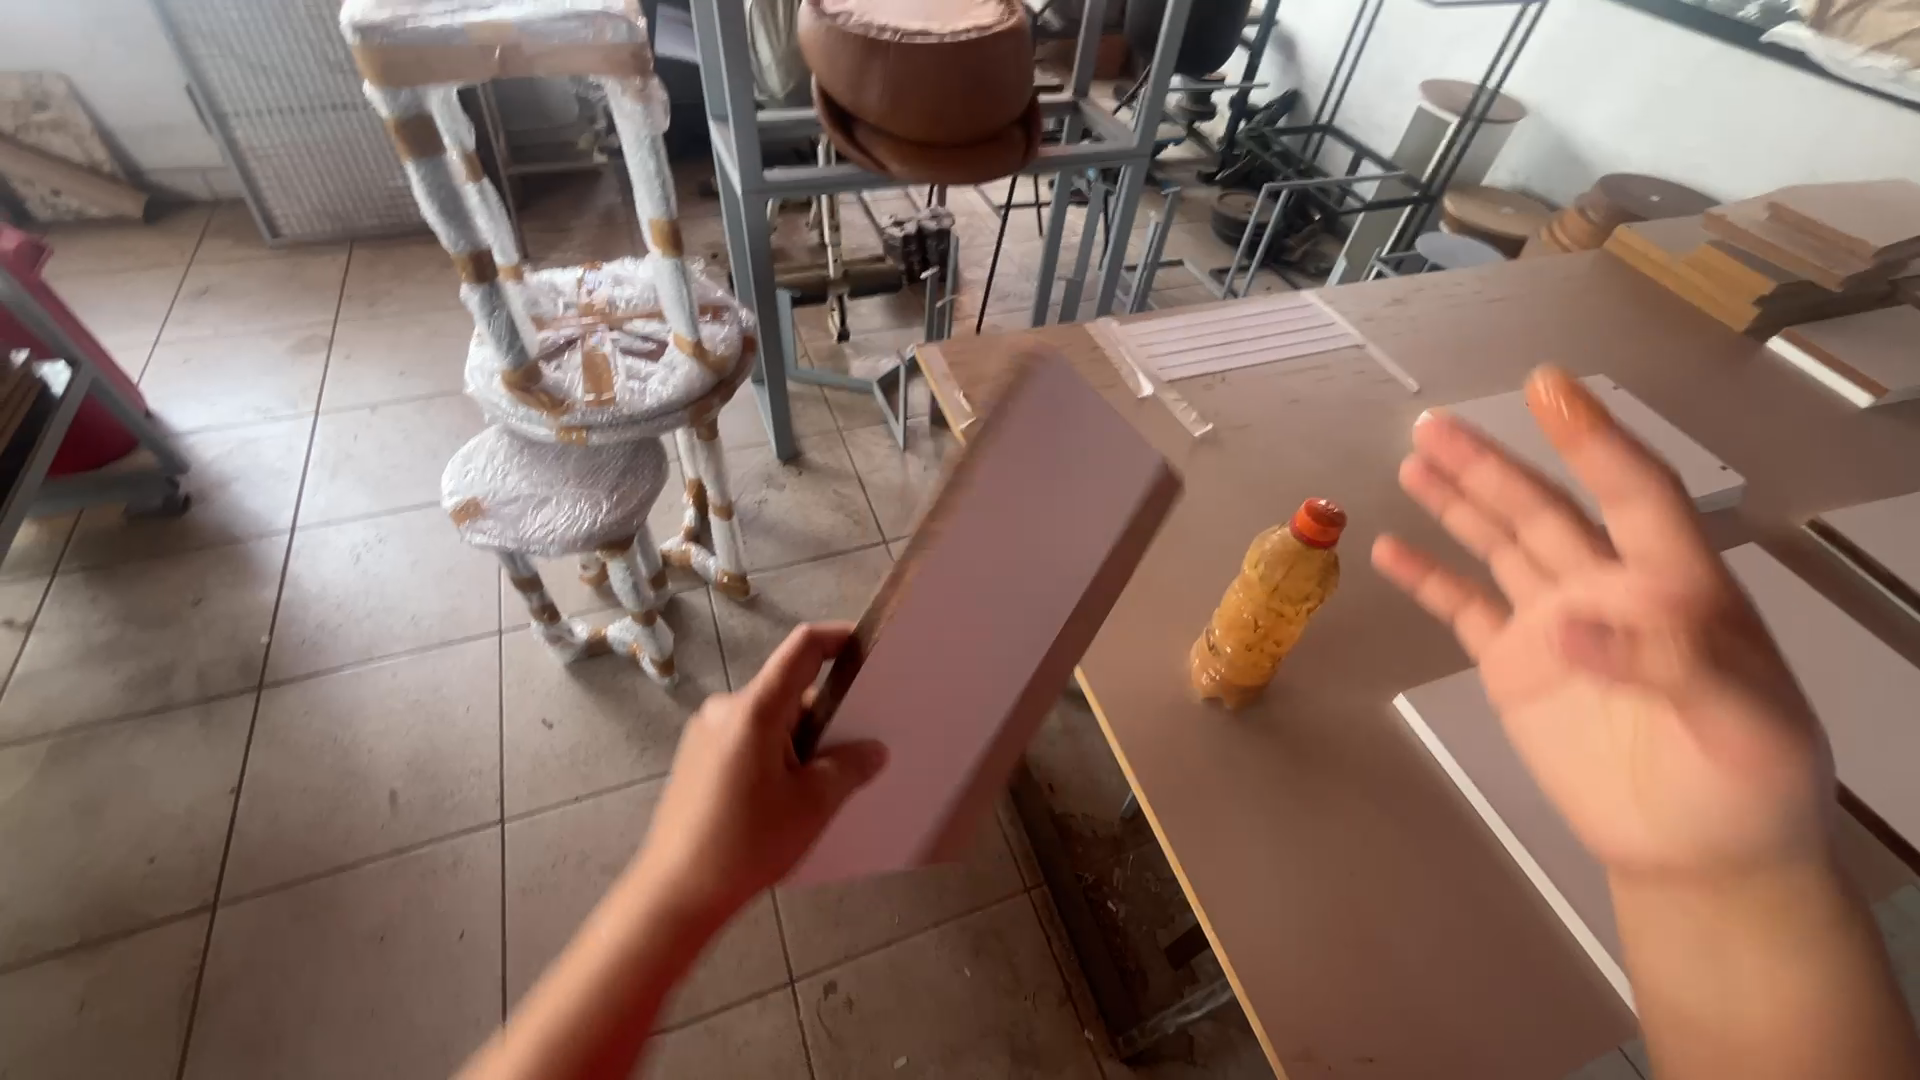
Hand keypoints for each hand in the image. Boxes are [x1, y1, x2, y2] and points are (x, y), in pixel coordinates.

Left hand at [632, 622, 887, 917]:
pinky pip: (747, 737)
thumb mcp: (813, 804)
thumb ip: (849, 766)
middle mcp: (725, 708)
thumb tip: (874, 750)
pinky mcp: (694, 757)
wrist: (675, 894)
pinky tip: (780, 796)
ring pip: (768, 718)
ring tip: (817, 783)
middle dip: (823, 713)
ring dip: (797, 738)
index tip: (865, 648)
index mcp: (756, 709)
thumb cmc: (748, 843)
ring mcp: (704, 732)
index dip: (836, 638)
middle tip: (852, 747)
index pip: (802, 649)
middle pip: (787, 691)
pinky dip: (772, 751)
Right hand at [1373, 367, 1834, 881]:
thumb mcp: (1747, 731)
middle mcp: (1607, 589)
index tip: (1548, 388)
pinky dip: (1426, 579)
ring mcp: (1553, 623)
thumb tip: (1570, 627)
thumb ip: (1671, 667)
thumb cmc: (1744, 788)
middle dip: (1489, 466)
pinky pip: (1462, 609)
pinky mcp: (1512, 662)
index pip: (1632, 496)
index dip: (1589, 440)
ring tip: (1413, 464)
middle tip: (1432, 427)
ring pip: (1498, 546)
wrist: (1693, 851)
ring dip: (1456, 504)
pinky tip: (1392, 553)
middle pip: (1541, 511)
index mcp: (1674, 587)